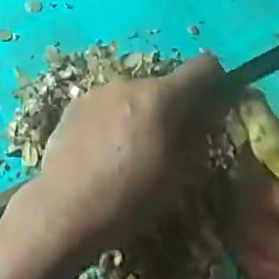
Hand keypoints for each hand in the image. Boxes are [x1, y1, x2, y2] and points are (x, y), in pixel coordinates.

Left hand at [4, 55, 226, 256]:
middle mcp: (128, 83)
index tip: (214, 105)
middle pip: (164, 85)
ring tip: (131, 153)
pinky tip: (103, 154)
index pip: (203, 67)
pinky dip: (113, 121)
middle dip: (173, 107)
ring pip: (133, 96)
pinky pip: (107, 106)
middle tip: (170, 144)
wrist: (63, 210)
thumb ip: (197, 137)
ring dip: (141, 114)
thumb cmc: (129, 198)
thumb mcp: (179, 175)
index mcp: (160, 96)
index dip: (215, 82)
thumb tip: (207, 117)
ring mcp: (97, 92)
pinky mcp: (73, 106)